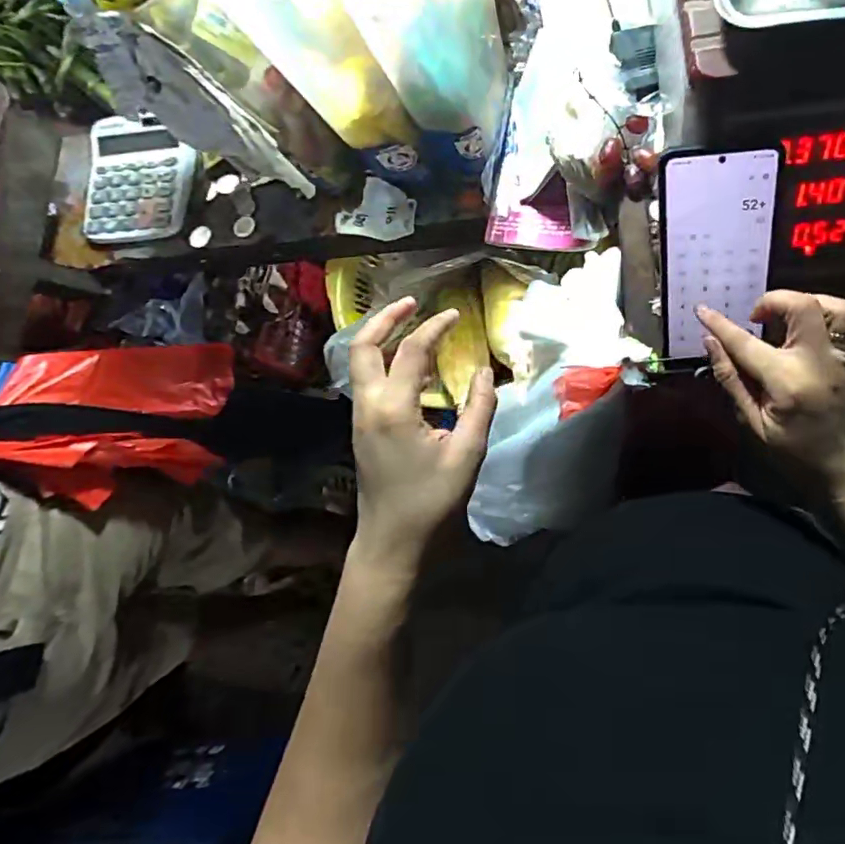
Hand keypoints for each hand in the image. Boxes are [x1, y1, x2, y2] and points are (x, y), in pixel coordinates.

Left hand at [347, 296, 496, 578]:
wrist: (391, 541)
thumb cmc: (431, 501)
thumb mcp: (466, 455)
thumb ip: (479, 408)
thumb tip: (485, 372)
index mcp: (393, 408)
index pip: (412, 351)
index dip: (434, 327)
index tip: (456, 314)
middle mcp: (368, 405)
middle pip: (363, 346)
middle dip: (386, 318)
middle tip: (412, 302)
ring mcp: (359, 416)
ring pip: (360, 362)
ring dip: (381, 338)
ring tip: (411, 325)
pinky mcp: (361, 428)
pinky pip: (367, 380)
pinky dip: (384, 361)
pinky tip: (411, 366)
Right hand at [697, 291, 844, 492]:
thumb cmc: (797, 450)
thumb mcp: (754, 424)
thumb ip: (732, 380)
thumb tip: (710, 342)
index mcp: (787, 381)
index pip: (746, 342)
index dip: (720, 324)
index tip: (703, 310)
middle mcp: (821, 361)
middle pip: (803, 306)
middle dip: (774, 301)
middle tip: (759, 318)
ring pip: (838, 306)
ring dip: (810, 302)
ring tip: (792, 317)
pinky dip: (844, 314)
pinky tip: (825, 325)